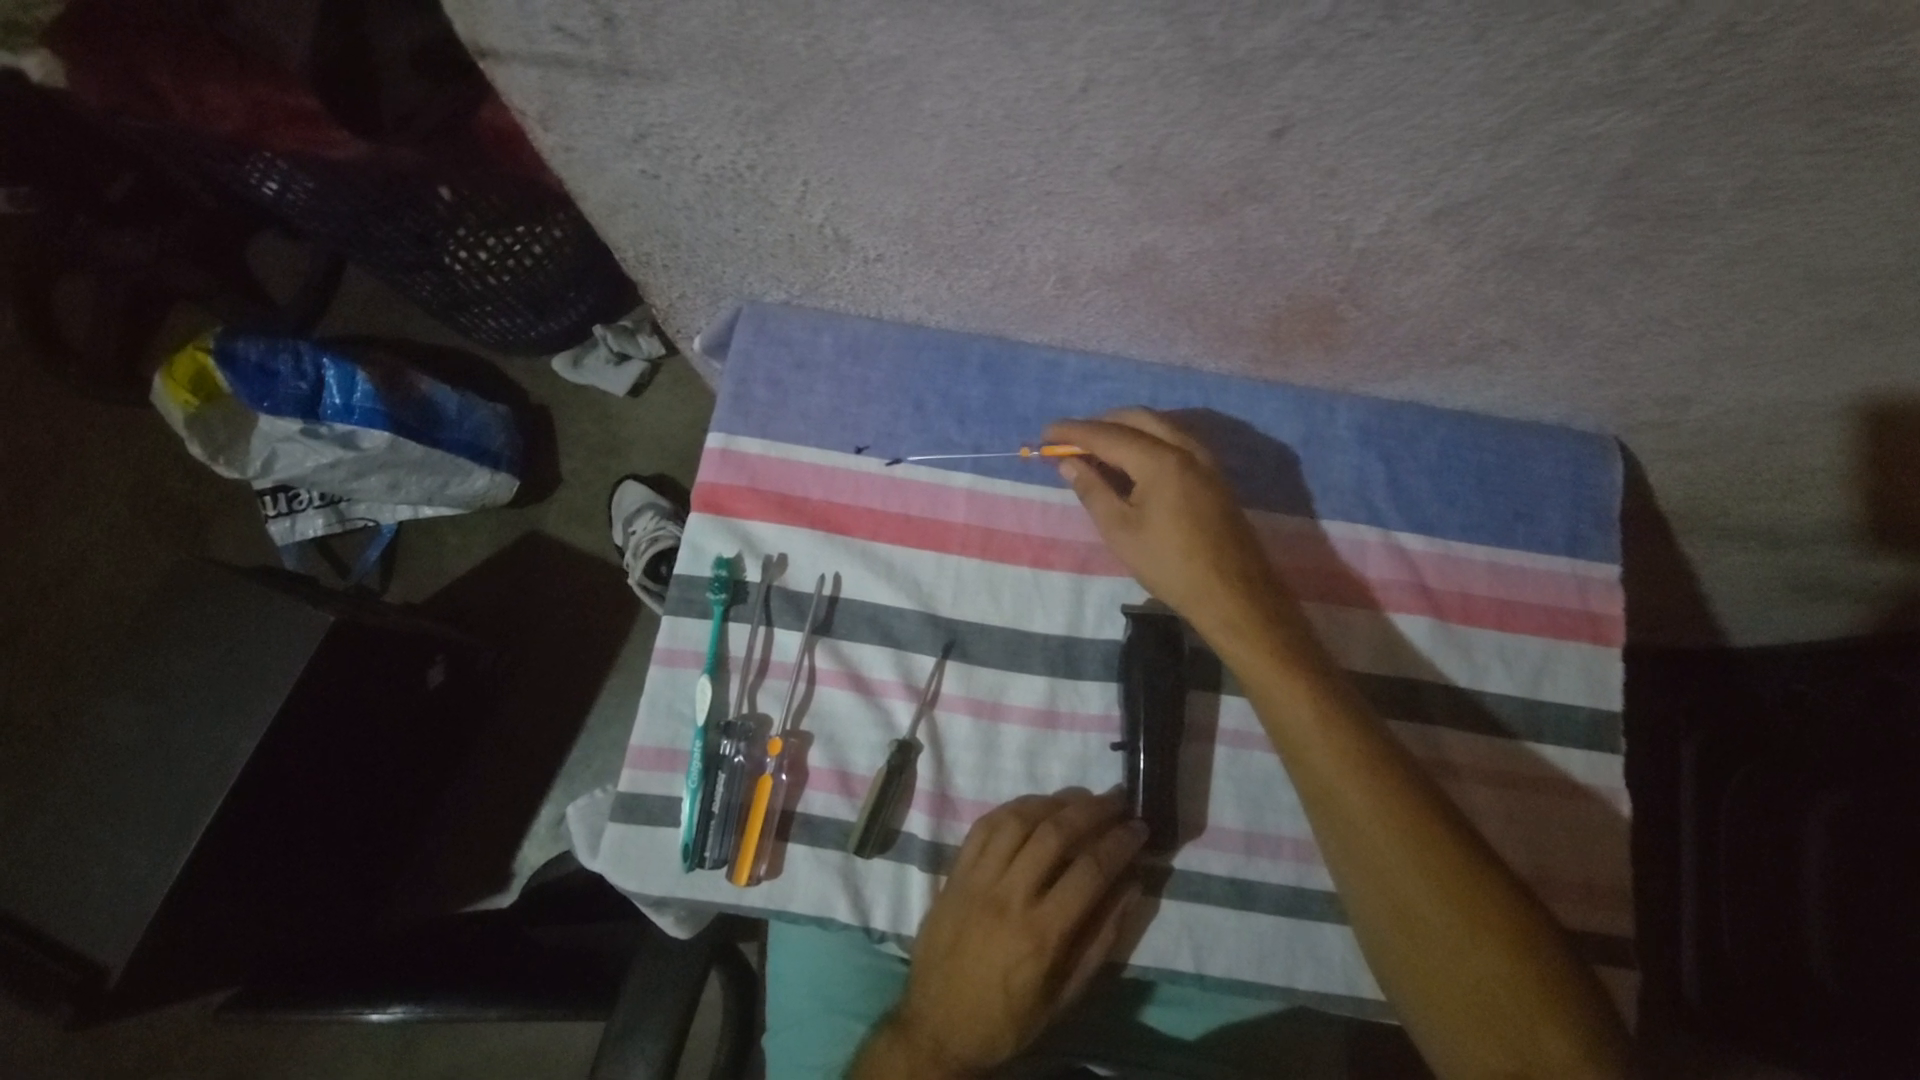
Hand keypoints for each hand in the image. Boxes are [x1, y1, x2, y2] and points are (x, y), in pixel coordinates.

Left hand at [874, 789, 1146, 1076]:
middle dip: (1093, 810)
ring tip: (1080, 797)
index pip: (1090, 871)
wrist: (936, 1027)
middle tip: (1118, 798)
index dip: (1120, 843)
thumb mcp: (1066, 997)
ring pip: (1018, 821)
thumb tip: (1132, 887)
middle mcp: (1009, 898)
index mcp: (1041, 935)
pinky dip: (1013, 808)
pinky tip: (1034, 806)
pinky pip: (984, 827)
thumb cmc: (1008, 1019)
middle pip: (1055, 835)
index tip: (1140, 826)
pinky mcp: (953, 874)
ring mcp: (977, 881)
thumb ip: (1101, 940)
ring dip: (1054, 801)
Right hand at [1046, 409, 1281, 638]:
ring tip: (1096, 450)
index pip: (1108, 434)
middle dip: (1100, 423)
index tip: (1045, 434)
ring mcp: (1204, 459)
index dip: (1073, 432)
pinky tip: (1131, 463)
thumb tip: (1068, 463)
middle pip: (1136, 418)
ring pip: (1159, 426)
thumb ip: (1092, 490)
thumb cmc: (1169, 565)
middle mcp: (1185, 448)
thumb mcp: (1120, 531)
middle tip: (1070, 441)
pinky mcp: (1212, 474)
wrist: (1232, 593)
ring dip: (1124, 430)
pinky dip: (1146, 441)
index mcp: (1161, 460)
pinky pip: (1173, 441)